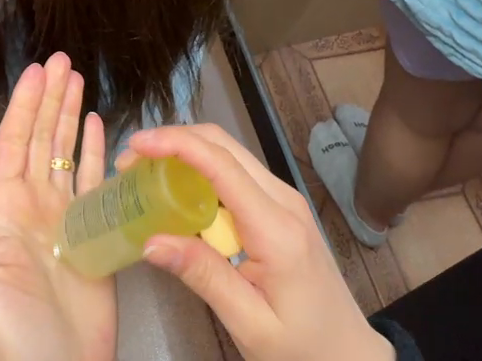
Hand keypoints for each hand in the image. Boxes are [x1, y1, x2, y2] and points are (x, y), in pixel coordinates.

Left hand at [0, 53, 114, 360]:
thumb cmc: (14, 335)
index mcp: (4, 209)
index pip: (14, 144)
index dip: (24, 106)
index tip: (35, 72)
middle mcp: (33, 204)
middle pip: (42, 138)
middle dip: (51, 98)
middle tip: (62, 59)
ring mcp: (63, 216)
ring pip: (66, 152)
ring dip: (71, 114)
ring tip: (78, 78)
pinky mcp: (92, 232)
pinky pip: (92, 182)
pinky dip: (96, 151)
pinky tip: (98, 124)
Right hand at [126, 124, 393, 360]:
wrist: (350, 356)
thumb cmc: (302, 347)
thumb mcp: (250, 324)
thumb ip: (203, 277)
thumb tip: (151, 240)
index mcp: (276, 227)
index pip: (220, 164)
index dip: (174, 144)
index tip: (135, 145)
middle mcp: (283, 199)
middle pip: (222, 144)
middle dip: (172, 141)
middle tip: (131, 162)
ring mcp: (284, 198)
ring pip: (227, 152)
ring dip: (184, 152)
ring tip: (145, 173)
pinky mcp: (279, 206)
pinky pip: (234, 172)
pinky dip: (200, 170)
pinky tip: (176, 191)